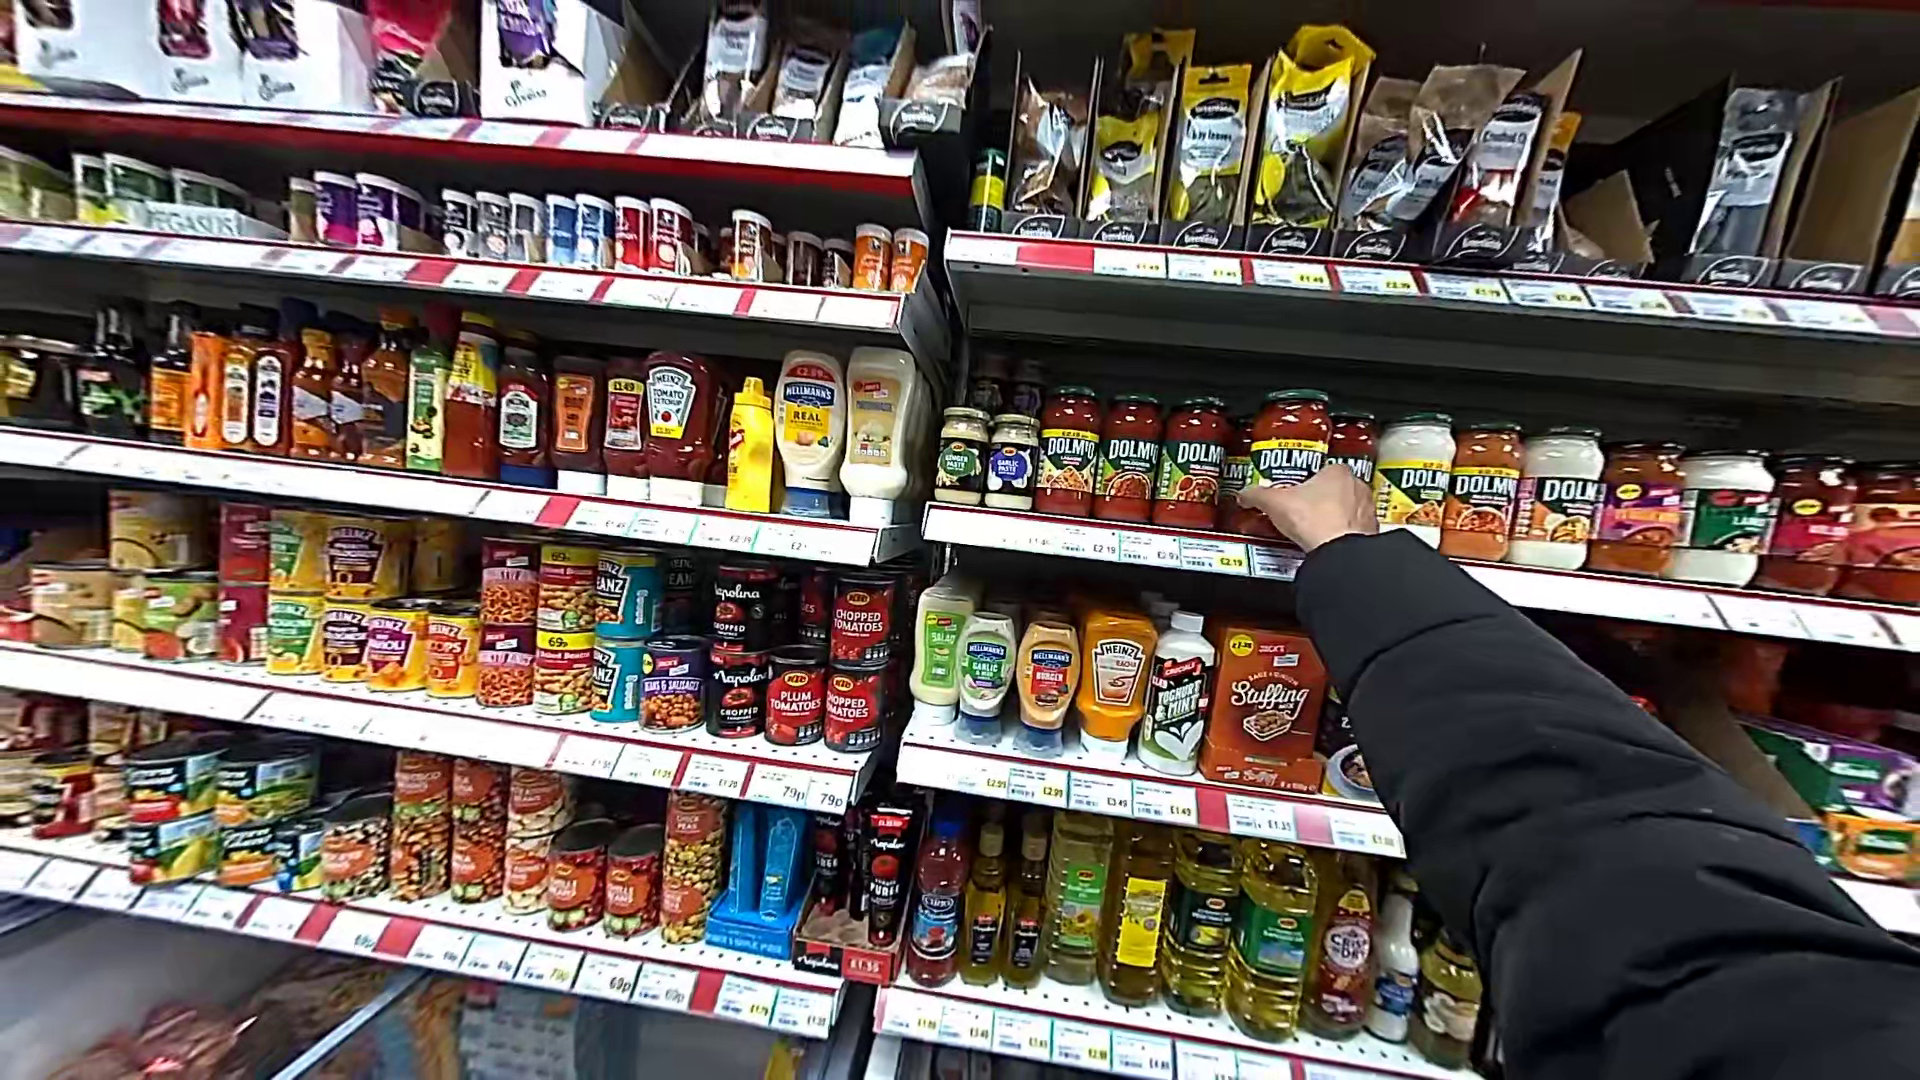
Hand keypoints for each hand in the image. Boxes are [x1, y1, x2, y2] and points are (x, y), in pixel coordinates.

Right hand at [1236, 465, 1377, 551]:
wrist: (1337, 550)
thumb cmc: (1314, 519)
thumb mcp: (1273, 502)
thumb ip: (1257, 495)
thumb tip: (1245, 494)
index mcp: (1337, 472)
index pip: (1321, 469)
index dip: (1305, 479)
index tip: (1294, 488)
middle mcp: (1357, 487)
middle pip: (1335, 488)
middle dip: (1318, 497)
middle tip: (1299, 507)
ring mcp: (1366, 510)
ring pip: (1346, 508)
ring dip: (1332, 515)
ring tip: (1310, 526)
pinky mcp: (1370, 532)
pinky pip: (1352, 528)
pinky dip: (1339, 533)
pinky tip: (1323, 540)